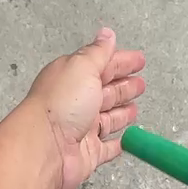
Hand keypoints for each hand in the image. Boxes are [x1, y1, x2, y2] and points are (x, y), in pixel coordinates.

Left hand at [23, 27, 145, 188]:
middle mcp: (77, 103)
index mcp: (74, 78)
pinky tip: (127, 140)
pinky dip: (118, 144)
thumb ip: (98, 53)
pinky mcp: (88, 154)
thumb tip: (107, 34)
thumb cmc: (62, 103)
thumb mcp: (82, 67)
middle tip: (141, 84)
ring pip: (107, 120)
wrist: (45, 148)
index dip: (121, 62)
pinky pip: (107, 148)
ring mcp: (82, 130)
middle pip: (105, 93)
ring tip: (136, 108)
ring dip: (121, 114)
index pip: (102, 66)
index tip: (140, 60)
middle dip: (123, 87)